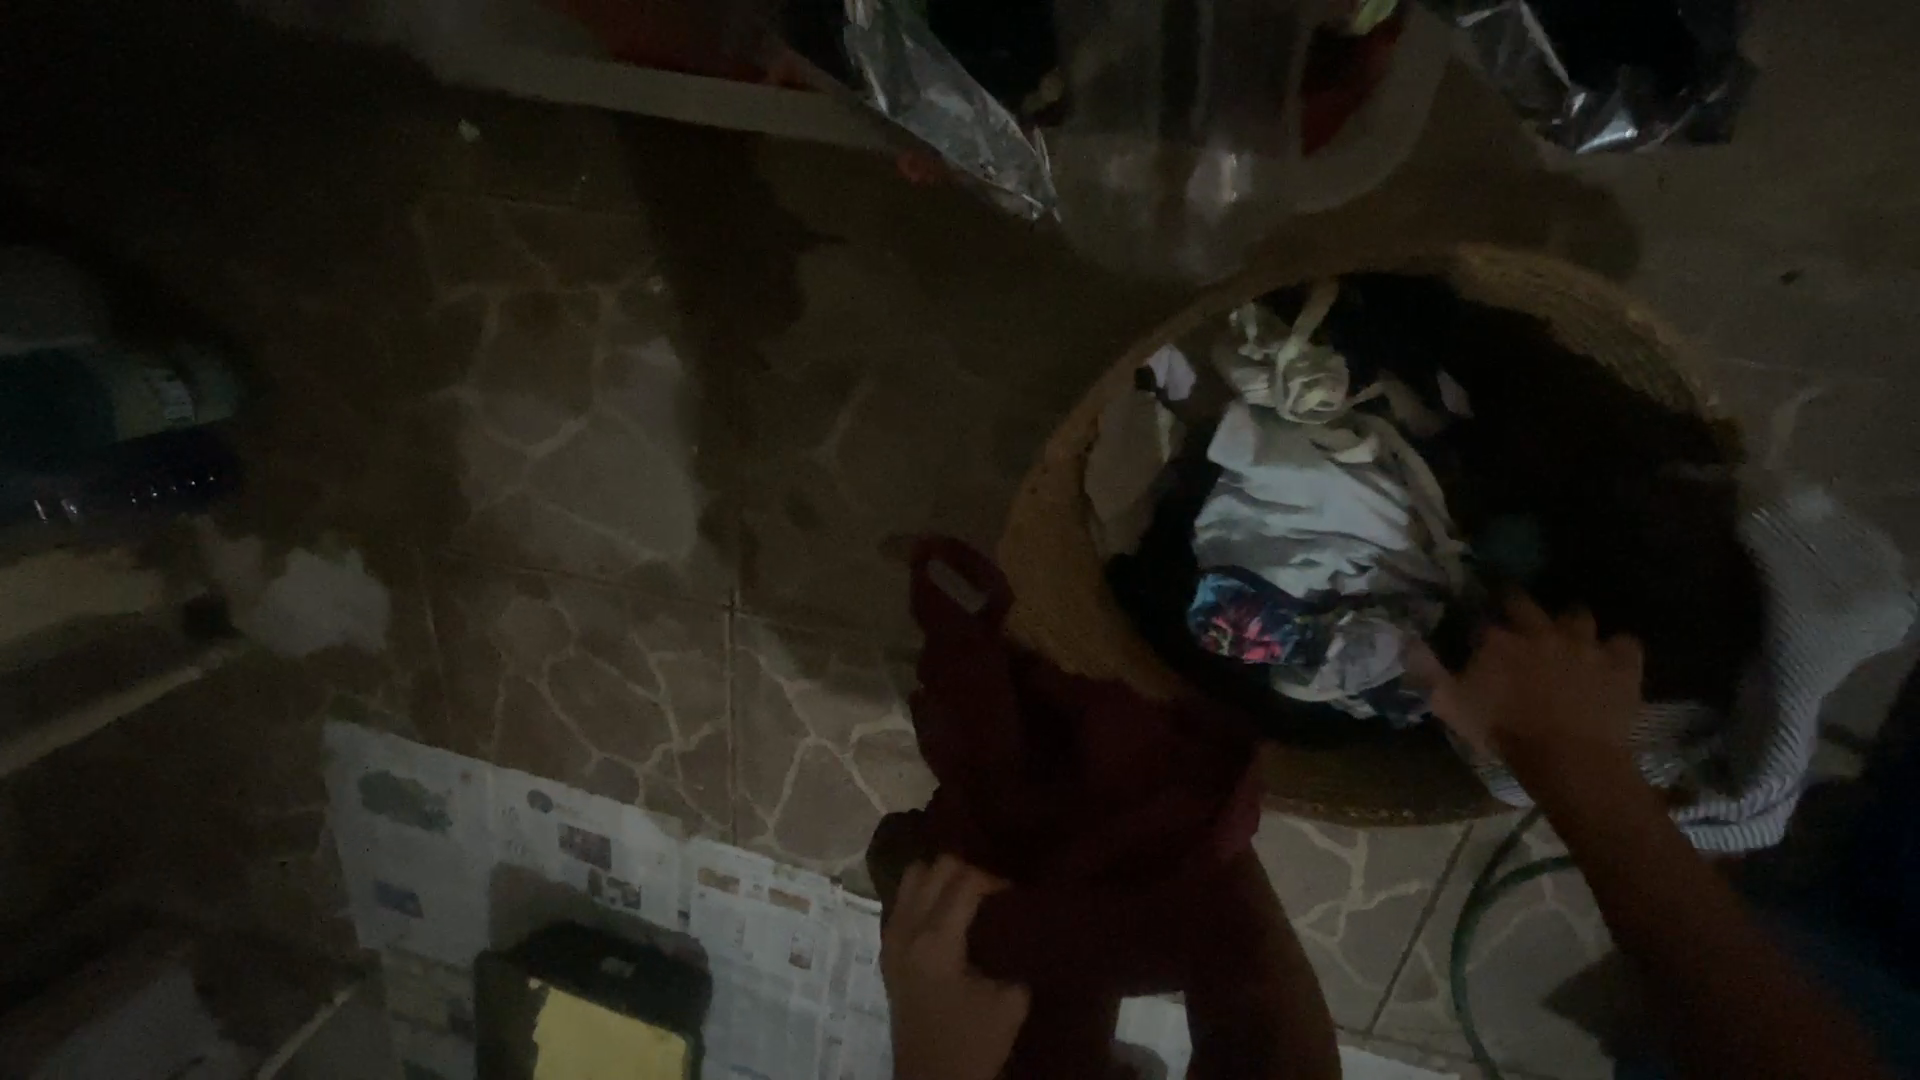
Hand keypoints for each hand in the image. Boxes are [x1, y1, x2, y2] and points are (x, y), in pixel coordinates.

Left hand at [882, 855, 1029, 1079]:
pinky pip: (904, 897)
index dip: (995, 878)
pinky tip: (949, 904)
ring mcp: (892, 936)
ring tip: (969, 888)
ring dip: (942, 875)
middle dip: (968, 867)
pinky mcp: (888, 948)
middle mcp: (907, 928)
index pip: (966, 881)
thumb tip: (1024, 917)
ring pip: (913, 875)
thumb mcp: (1010, 1000)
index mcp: (936, 940)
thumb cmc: (972, 1044)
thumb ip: (1016, 950)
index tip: (1016, 890)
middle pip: (936, 867)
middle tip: (994, 885)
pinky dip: (926, 890)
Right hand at [1410, 594, 1643, 777]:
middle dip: (1517, 603)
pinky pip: (1625, 642)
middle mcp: (1539, 631)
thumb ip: (1426, 668)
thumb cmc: (1501, 729)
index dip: (1479, 622)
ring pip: (1578, 614)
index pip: (1483, 617)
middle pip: (1526, 602)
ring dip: (1570, 620)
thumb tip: (1407, 638)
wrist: (1568, 757)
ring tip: (1565, 631)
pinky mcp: (1621, 664)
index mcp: (1497, 639)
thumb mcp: (1449, 703)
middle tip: (1516, 614)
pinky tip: (1608, 655)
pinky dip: (1616, 646)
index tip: (1477, 631)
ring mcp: (1584, 645)